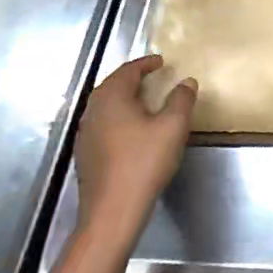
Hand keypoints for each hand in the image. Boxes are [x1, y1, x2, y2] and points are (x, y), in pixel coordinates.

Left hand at [74, 55, 196, 244]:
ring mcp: (85, 132)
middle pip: (113, 85)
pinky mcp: (85, 153)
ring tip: (144, 102)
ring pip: (106, 105)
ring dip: (125, 98)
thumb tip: (187, 81)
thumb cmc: (144, 163)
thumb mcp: (172, 128)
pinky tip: (131, 131)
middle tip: (153, 78)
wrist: (112, 211)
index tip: (161, 61)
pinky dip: (118, 117)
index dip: (146, 63)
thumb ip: (181, 100)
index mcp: (112, 97)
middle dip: (133, 78)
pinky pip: (103, 123)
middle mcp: (93, 109)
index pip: (128, 70)